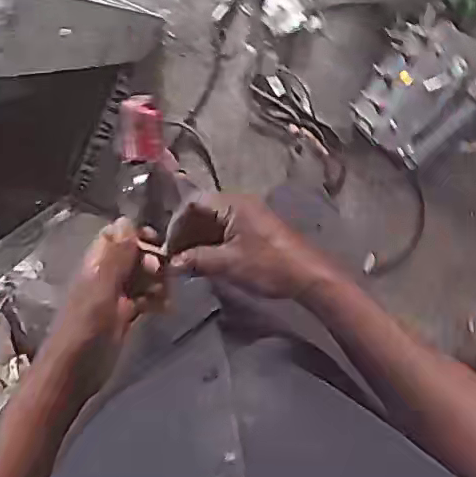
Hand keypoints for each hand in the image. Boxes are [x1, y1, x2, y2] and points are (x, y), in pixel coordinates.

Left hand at [44, 219, 164, 365]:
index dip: (137, 234)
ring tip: (167, 293)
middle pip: (135, 253)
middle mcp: (106, 274)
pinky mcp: (124, 315)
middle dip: (153, 258)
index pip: (118, 234)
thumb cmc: (85, 330)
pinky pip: (146, 297)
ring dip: (159, 279)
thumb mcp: (102, 290)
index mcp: (96, 263)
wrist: (72, 376)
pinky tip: (165, 308)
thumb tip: (126, 219)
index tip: (157, 242)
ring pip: (143, 274)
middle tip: (164, 272)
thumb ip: (116, 257)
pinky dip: (157, 299)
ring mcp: (116, 295)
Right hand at [166, 193, 337, 300]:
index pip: (194, 202)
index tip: (168, 247)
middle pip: (203, 209)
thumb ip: (197, 260)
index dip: (177, 223)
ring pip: (214, 220)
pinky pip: (226, 227)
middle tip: (174, 256)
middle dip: (186, 231)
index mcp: (233, 203)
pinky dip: (213, 241)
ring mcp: (250, 214)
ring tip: (187, 261)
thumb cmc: (267, 264)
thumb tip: (171, 263)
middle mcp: (240, 202)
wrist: (308, 274)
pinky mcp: (256, 227)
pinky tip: (206, 260)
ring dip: (199, 238)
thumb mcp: (228, 263)